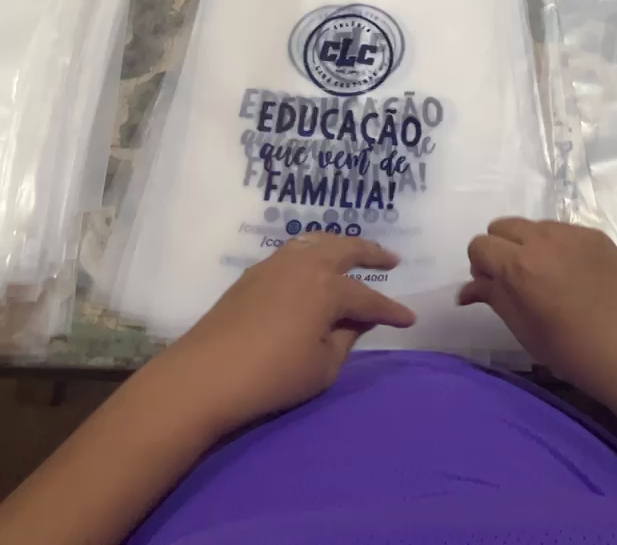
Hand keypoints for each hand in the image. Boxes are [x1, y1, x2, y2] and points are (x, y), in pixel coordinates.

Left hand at [140, 233, 416, 438]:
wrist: (206, 374)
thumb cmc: (273, 375)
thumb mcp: (323, 366)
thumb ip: (347, 337)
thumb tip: (358, 320)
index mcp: (326, 287)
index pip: (367, 297)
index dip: (390, 310)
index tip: (409, 318)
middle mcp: (304, 264)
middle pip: (344, 248)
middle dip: (371, 252)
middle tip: (391, 259)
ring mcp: (275, 264)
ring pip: (316, 242)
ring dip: (340, 246)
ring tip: (354, 253)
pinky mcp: (254, 273)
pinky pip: (294, 251)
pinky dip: (314, 251)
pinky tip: (315, 266)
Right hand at [458, 217, 616, 401]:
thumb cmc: (570, 350)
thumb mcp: (522, 328)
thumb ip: (492, 297)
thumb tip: (465, 290)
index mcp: (520, 265)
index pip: (479, 245)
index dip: (480, 265)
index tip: (494, 286)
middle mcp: (543, 240)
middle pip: (502, 226)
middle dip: (500, 248)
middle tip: (516, 279)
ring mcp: (572, 234)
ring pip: (532, 225)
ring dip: (528, 244)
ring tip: (547, 276)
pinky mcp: (596, 235)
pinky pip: (562, 230)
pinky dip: (556, 246)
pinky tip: (571, 274)